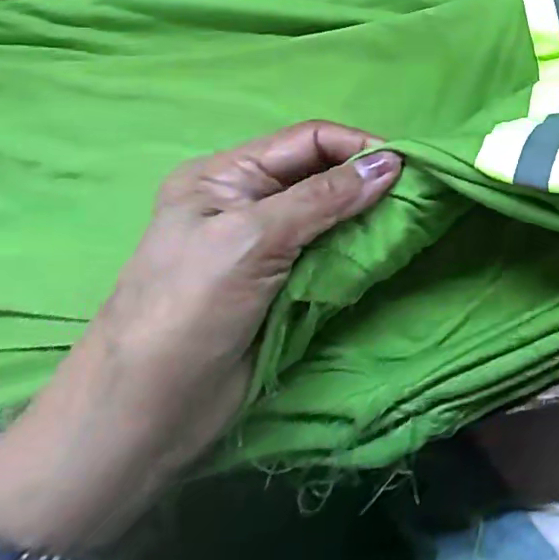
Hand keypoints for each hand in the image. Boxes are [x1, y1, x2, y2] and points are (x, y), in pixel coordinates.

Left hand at [0, 121, 402, 553]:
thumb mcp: (251, 239)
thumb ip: (325, 197)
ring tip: (409, 218)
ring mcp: (269, 242)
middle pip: (325, 170)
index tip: (407, 165)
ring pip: (336, 209)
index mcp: (226, 176)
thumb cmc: (185, 313)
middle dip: (369, 177)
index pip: (308, 140)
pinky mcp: (287, 278)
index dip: (358, 146)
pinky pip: (336, 245)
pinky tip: (388, 245)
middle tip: (415, 193)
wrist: (143, 419)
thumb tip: (395, 161)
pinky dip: (364, 242)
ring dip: (371, 211)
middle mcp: (249, 200)